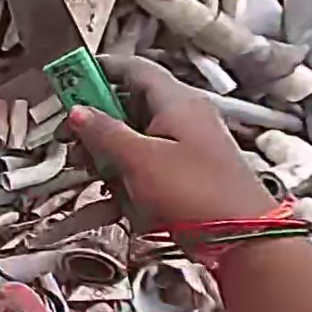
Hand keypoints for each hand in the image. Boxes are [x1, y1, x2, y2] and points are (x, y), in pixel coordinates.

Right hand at [67, 54, 274, 224]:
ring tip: (83, 168)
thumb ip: (104, 132)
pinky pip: (141, 164)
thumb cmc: (193, 191)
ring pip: (131, 137)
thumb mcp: (140, 159)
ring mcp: (181, 147)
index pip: (134, 70)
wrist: (243, 242)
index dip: (100, 70)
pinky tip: (105, 194)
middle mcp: (180, 118)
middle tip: (69, 137)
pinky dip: (120, 174)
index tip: (68, 81)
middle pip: (127, 105)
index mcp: (176, 102)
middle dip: (94, 121)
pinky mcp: (180, 174)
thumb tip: (76, 111)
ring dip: (103, 151)